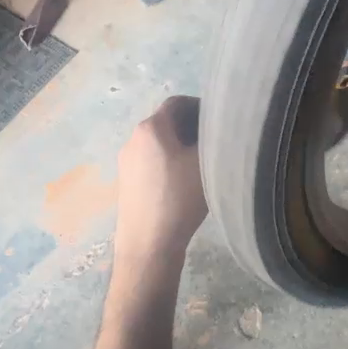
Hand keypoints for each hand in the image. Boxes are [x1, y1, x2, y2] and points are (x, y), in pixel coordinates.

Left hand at [114, 96, 206, 263]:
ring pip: (160, 142)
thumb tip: (220, 125)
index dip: (200, 106)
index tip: (219, 122)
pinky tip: (184, 183)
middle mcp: (133, 139)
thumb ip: (214, 136)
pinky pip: (151, 161)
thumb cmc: (179, 198)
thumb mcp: (205, 162)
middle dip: (192, 127)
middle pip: (168, 121)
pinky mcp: (127, 183)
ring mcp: (127, 163)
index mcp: (150, 128)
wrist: (148, 246)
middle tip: (215, 142)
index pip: (178, 102)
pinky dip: (169, 162)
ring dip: (181, 146)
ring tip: (202, 164)